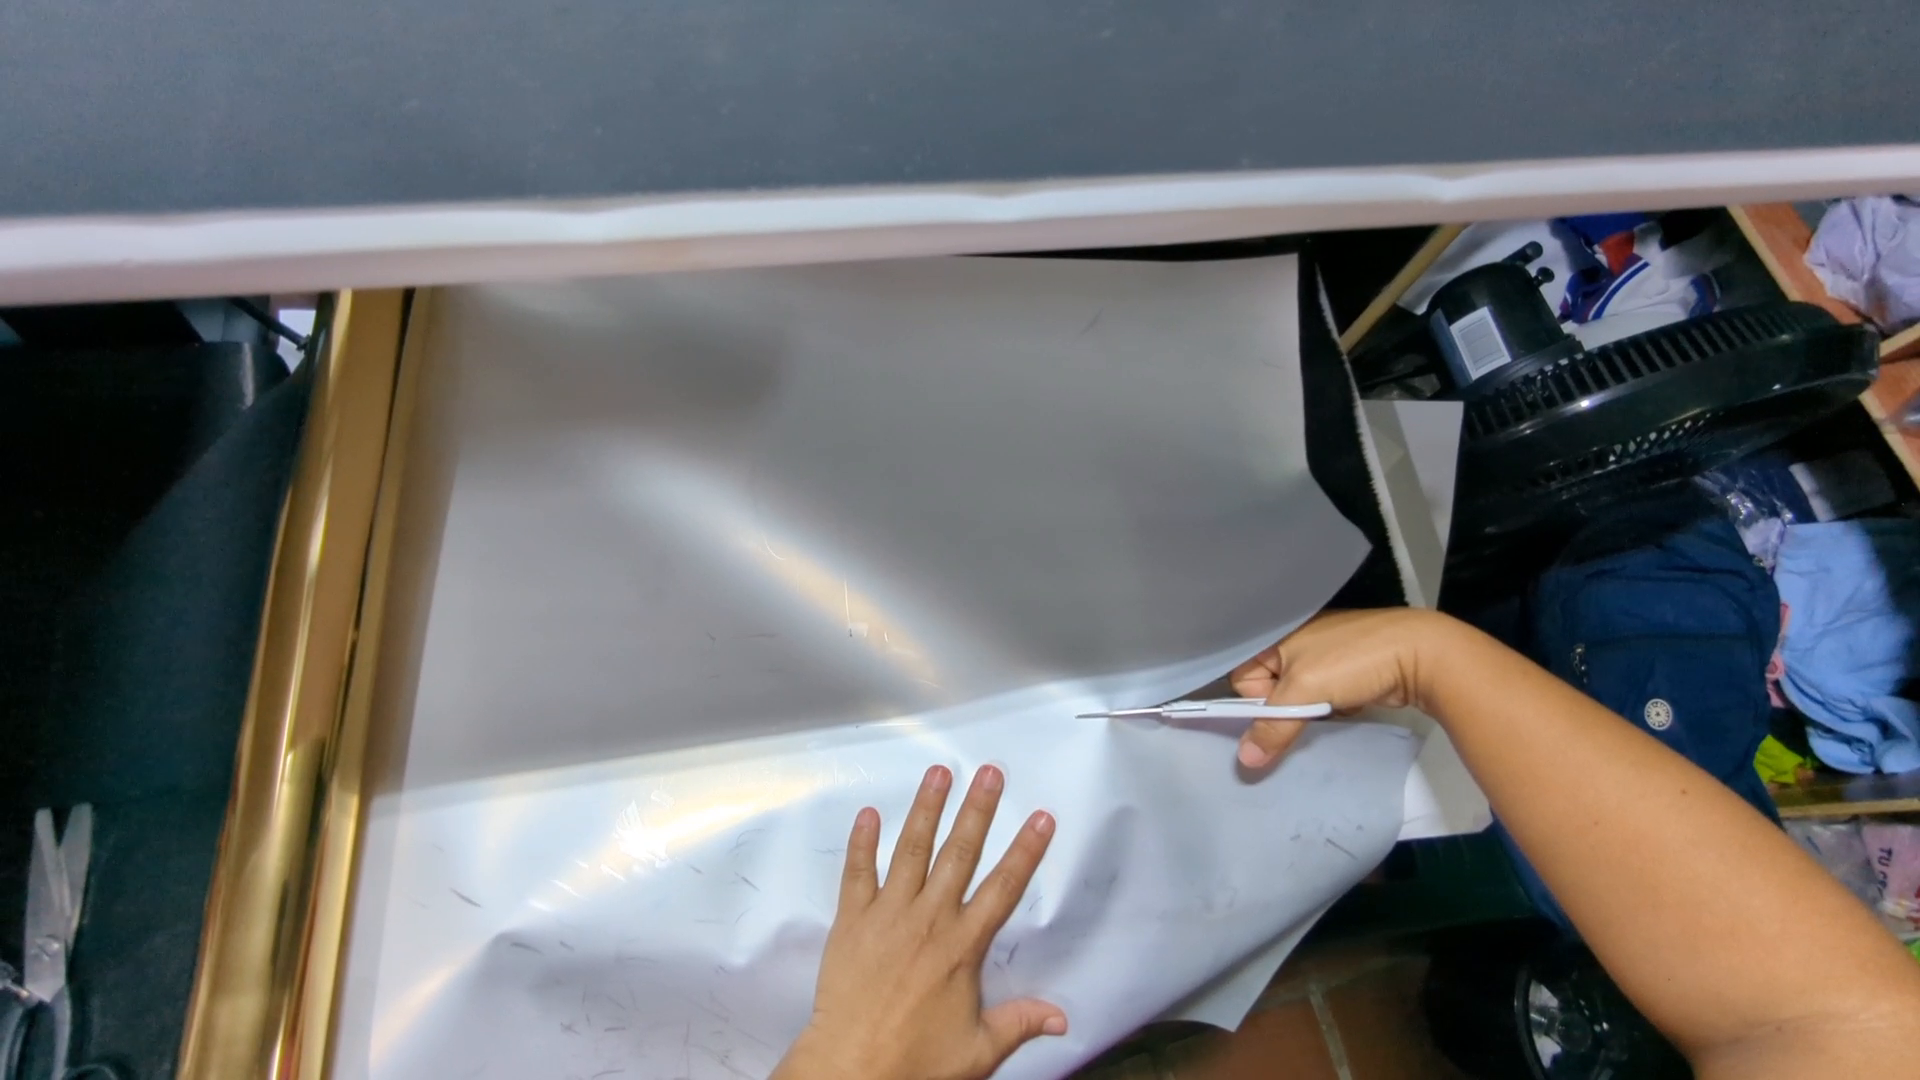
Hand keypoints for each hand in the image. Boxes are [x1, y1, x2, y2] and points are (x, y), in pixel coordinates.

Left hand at [773, 765, 1064, 1079]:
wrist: (851, 1071)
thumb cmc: (915, 1063)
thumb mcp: (977, 1050)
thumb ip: (1019, 1023)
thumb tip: (1062, 1017)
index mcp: (962, 945)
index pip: (1003, 887)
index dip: (1025, 850)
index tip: (1041, 815)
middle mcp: (929, 918)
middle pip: (959, 852)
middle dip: (978, 809)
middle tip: (990, 771)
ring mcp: (888, 913)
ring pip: (911, 849)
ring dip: (926, 808)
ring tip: (938, 771)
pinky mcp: (852, 919)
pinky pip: (857, 872)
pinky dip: (861, 842)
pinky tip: (867, 812)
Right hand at [1231, 608, 1452, 768]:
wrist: (1422, 654)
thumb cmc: (1351, 661)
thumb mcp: (1304, 691)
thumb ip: (1272, 727)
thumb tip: (1245, 761)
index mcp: (1275, 636)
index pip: (1243, 678)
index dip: (1257, 700)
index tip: (1280, 711)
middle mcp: (1292, 642)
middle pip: (1270, 690)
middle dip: (1289, 707)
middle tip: (1310, 709)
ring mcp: (1321, 655)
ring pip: (1299, 697)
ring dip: (1313, 709)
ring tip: (1334, 705)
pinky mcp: (1345, 669)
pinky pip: (1322, 696)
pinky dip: (1332, 706)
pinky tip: (1350, 703)